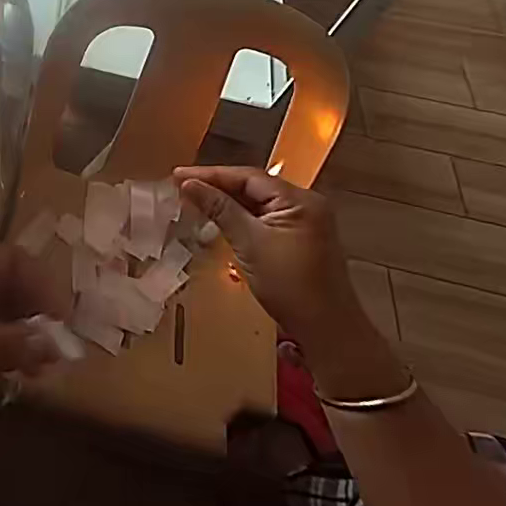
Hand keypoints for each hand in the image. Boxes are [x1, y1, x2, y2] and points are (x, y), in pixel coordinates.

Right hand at [173, 165, 359, 340]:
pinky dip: (239, 215)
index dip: (210, 174)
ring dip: (226, 200)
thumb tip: (188, 184)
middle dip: (216, 185)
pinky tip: (217, 216)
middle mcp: (305, 203)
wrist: (327, 331)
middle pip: (252, 185)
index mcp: (298, 200)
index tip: (178, 175)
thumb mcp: (249, 243)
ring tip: (193, 197)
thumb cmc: (289, 285)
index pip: (247, 176)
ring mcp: (304, 220)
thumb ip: (219, 208)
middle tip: (181, 185)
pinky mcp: (299, 237)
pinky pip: (263, 216)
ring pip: (256, 201)